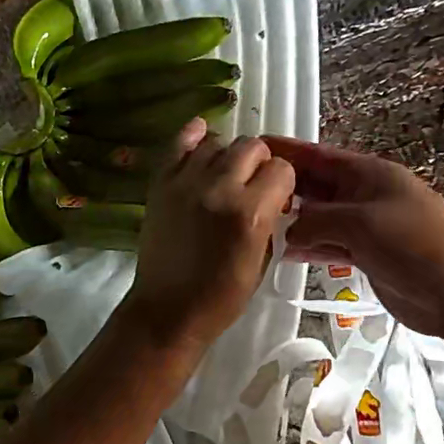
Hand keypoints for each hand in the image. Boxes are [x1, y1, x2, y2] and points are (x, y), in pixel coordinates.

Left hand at [124, 120, 296, 350]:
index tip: (276, 195)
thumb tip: (271, 194)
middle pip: (251, 147)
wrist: (168, 308)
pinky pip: (177, 146)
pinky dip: (192, 137)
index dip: (282, 181)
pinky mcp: (160, 186)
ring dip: (226, 154)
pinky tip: (202, 135)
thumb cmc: (221, 295)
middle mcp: (219, 189)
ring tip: (224, 174)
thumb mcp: (262, 257)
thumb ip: (269, 217)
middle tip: (251, 183)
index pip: (281, 168)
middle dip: (259, 162)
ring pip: (216, 143)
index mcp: (251, 212)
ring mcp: (185, 184)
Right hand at [264, 138, 443, 335]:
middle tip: (239, 193)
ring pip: (315, 217)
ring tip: (250, 225)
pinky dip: (304, 247)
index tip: (248, 148)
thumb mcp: (358, 223)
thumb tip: (283, 233)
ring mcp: (363, 225)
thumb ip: (313, 222)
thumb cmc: (415, 245)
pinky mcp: (364, 253)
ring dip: (288, 221)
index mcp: (366, 174)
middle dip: (280, 187)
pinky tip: (278, 253)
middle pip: (312, 185)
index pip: (315, 155)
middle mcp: (362, 195)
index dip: (283, 150)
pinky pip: (324, 243)